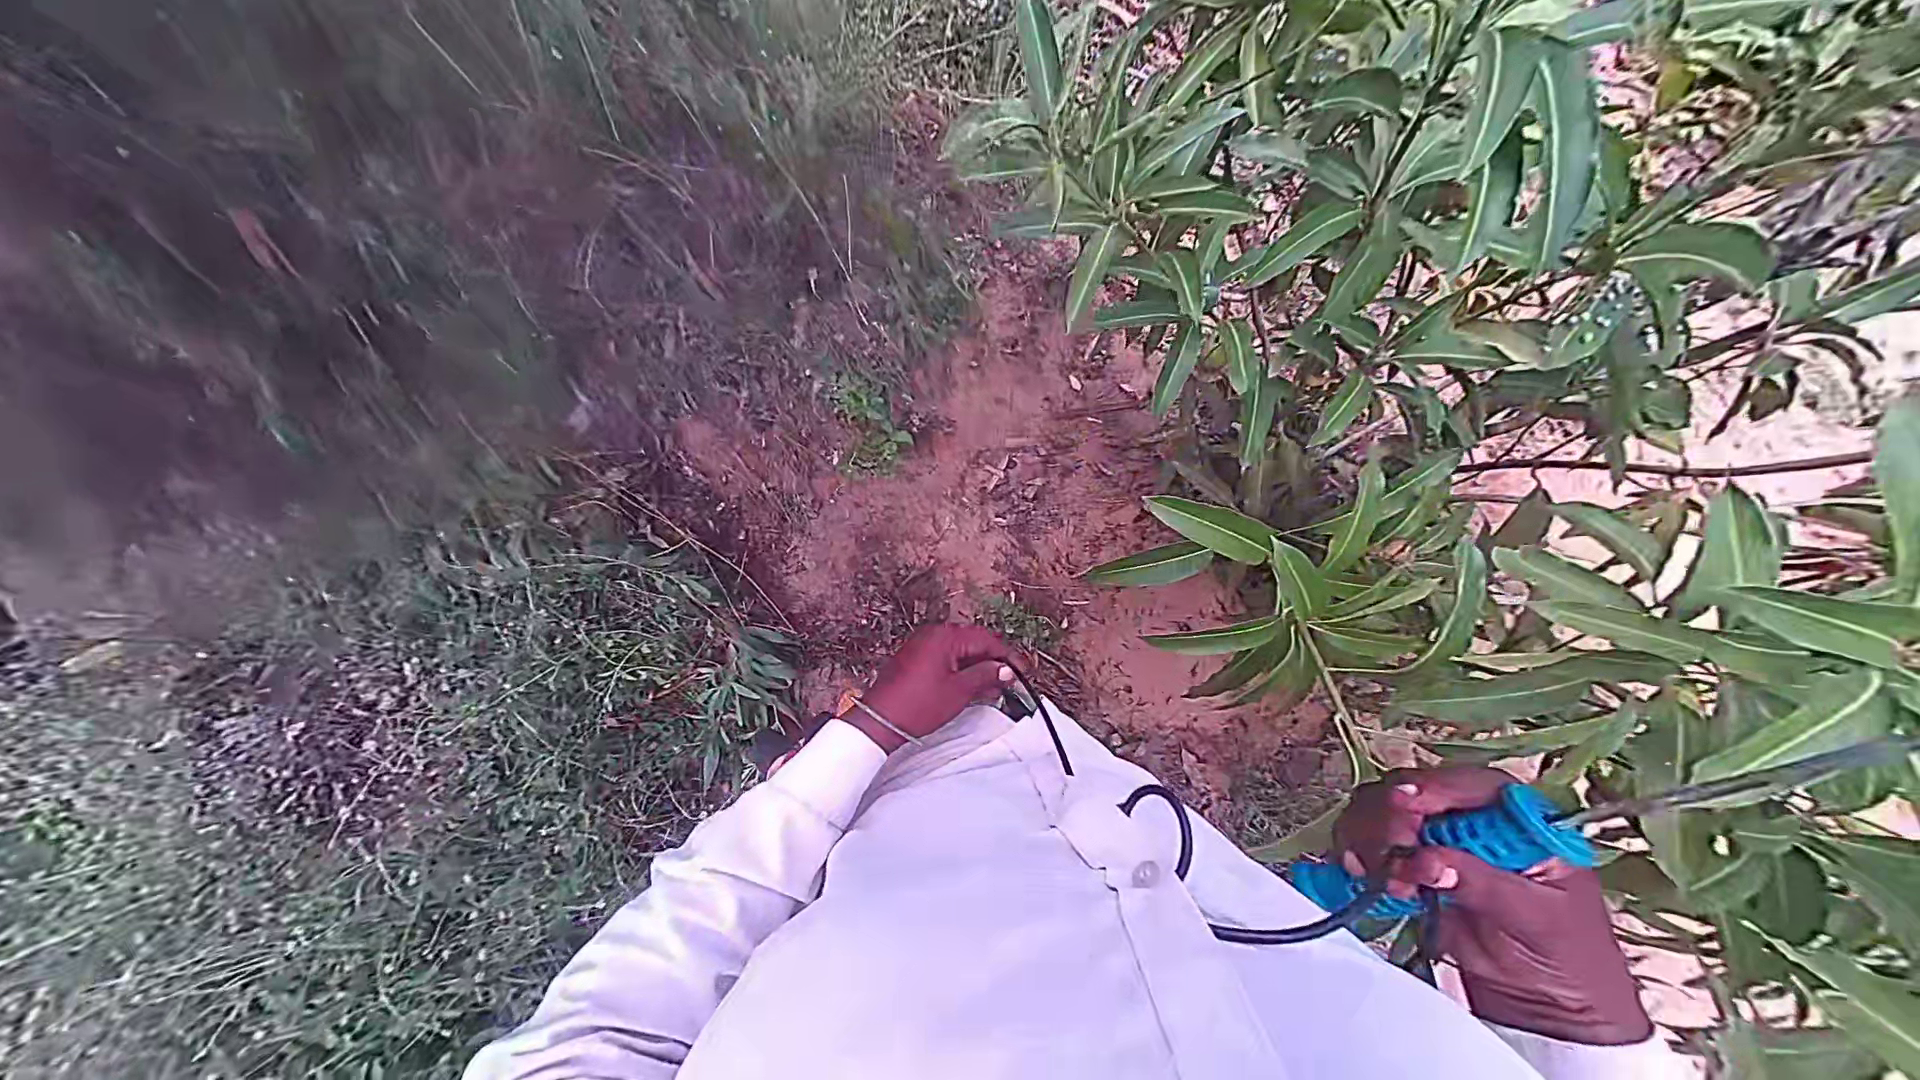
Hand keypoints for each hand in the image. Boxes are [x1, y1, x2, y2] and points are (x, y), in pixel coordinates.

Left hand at [849, 624, 1016, 752]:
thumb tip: (1006, 669)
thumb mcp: (959, 691)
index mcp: (945, 636)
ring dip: (979, 667)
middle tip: (1012, 679)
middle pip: (974, 643)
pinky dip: (963, 670)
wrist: (879, 721)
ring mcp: (923, 646)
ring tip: (996, 687)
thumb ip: (986, 675)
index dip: (1007, 656)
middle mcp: (933, 634)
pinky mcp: (916, 659)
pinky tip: (974, 686)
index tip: (1022, 671)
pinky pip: (947, 659)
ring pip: (961, 652)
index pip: (985, 639)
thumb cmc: (917, 705)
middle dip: (994, 661)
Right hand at [1334, 767, 1651, 1045]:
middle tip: (1395, 851)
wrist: (1545, 1003)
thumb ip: (1484, 884)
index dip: (1436, 787)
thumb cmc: (1566, 958)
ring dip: (1372, 838)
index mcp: (1516, 819)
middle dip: (1393, 817)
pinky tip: (1368, 877)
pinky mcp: (1401, 860)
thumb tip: (1426, 860)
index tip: (1405, 803)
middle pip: (1411, 789)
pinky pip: (1362, 839)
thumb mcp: (1540, 920)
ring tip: (1390, 881)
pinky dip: (1357, 853)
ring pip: (1377, 808)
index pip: (1471, 784)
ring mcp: (1429, 836)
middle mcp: (1466, 817)